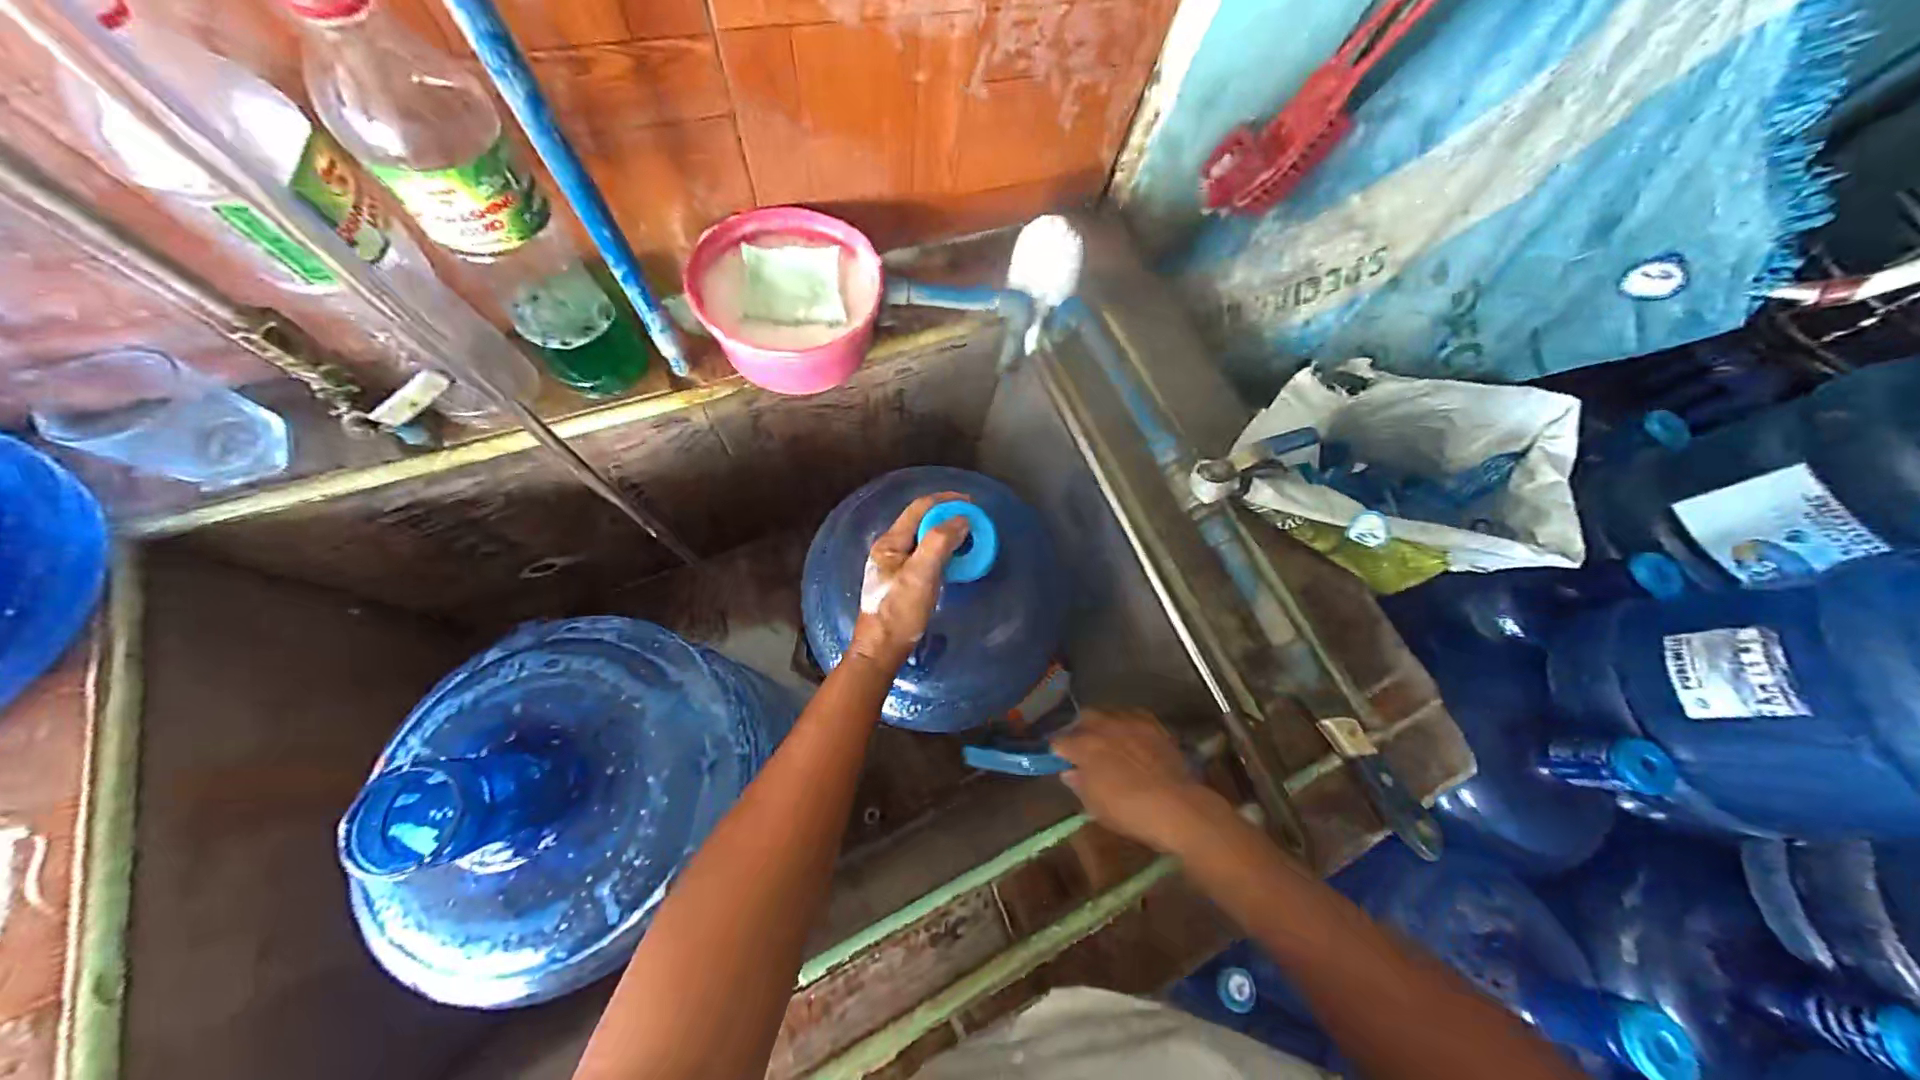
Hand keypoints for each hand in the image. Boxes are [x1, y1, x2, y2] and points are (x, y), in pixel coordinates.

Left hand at [847, 492, 970, 669]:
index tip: (972, 503)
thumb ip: (940, 542)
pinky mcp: (903, 582)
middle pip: (922, 522)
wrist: (881, 651)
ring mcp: (895, 567)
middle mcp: (890, 550)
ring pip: (925, 540)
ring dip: (947, 535)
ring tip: (970, 540)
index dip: (946, 501)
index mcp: (890, 542)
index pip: (919, 508)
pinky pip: (926, 557)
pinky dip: (944, 553)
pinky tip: (956, 562)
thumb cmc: (899, 612)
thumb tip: (962, 519)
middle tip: (974, 523)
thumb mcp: (921, 574)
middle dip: (948, 517)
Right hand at [1050, 708, 1237, 854]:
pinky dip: (1128, 726)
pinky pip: (1133, 717)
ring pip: (1108, 714)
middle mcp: (1104, 726)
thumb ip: (1079, 784)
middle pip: (1083, 719)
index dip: (1058, 752)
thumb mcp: (1095, 806)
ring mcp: (1130, 722)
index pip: (1059, 741)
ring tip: (1110, 742)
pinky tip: (1132, 738)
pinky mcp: (1154, 725)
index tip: (1061, 761)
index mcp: (1084, 746)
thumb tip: (1070, 772)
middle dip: (1080, 731)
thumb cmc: (1129, 811)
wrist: (1177, 807)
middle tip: (1084, 749)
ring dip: (1104, 726)